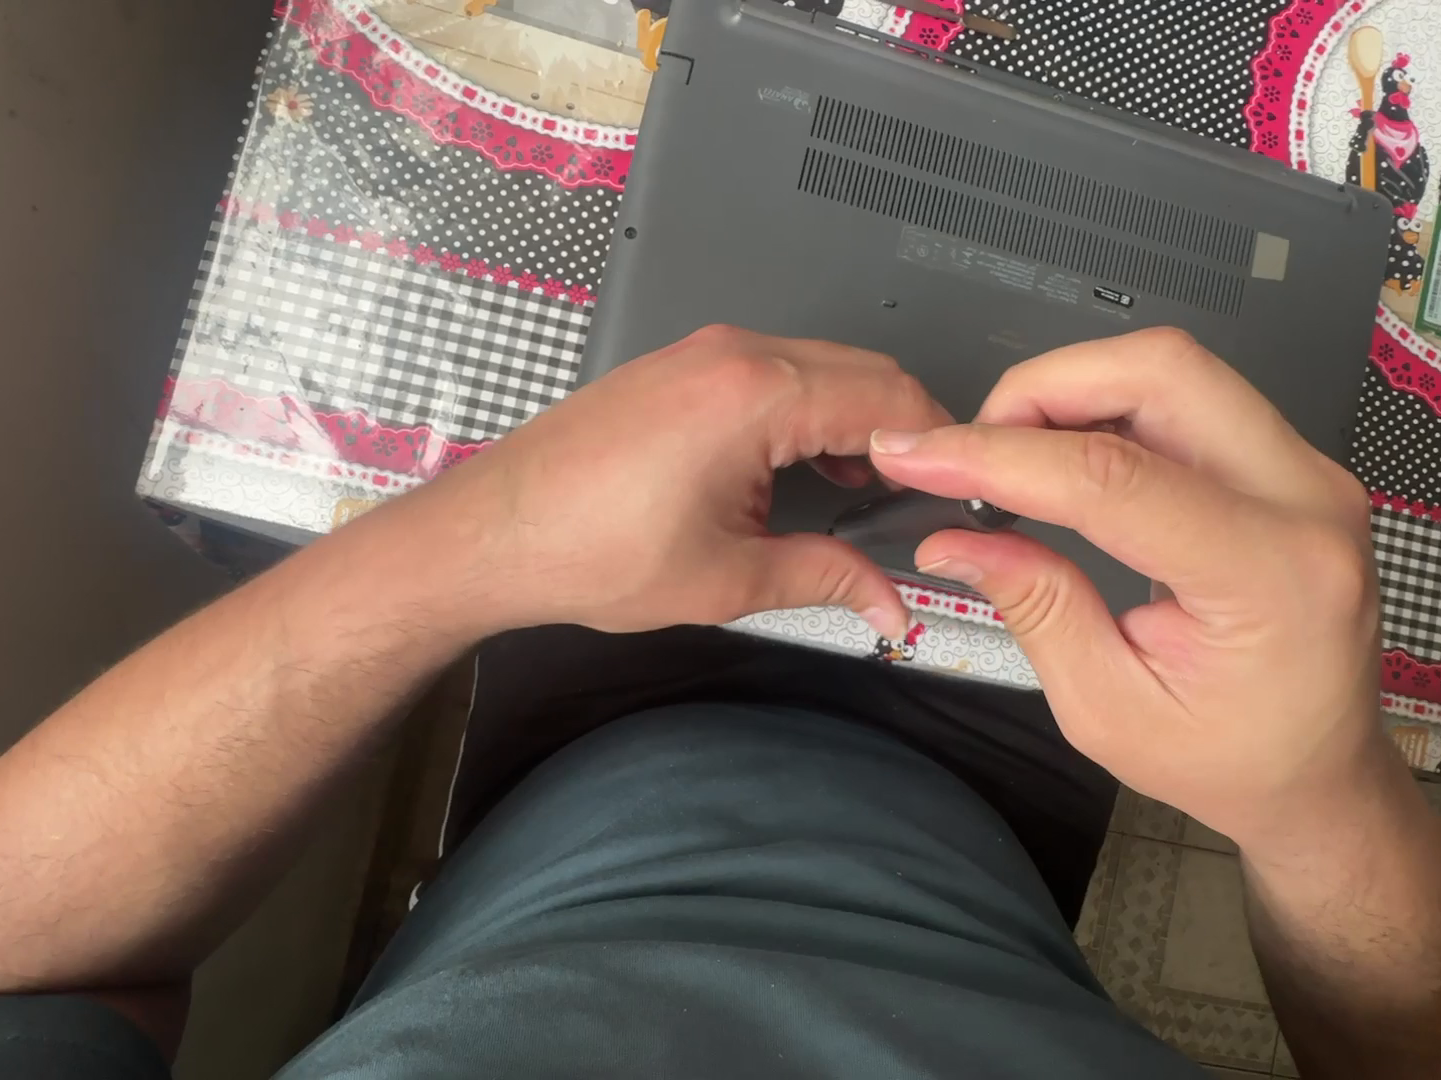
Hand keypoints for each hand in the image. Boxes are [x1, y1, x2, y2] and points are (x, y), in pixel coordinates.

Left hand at [378, 325, 947, 640]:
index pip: (889, 398)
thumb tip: (889, 604)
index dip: (935, 446)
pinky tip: (800, 463)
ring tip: (856, 487)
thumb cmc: (589, 551)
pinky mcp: (681, 366)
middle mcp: (733, 354)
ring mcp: (702, 352)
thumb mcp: (727, 578)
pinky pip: (774, 370)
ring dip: (853, 419)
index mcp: (756, 394)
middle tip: (911, 496)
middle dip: (900, 432)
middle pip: (863, 371)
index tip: (949, 488)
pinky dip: (807, 409)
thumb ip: (826, 579)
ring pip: (820, 366)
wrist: (492, 533)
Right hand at [868, 328, 1387, 845]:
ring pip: (1168, 368)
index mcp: (1268, 578)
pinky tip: (1055, 455)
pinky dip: (1097, 408)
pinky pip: (1180, 396)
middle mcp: (1303, 501)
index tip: (916, 459)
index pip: (1110, 478)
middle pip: (1159, 372)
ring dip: (1066, 391)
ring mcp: (1300, 471)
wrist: (1318, 772)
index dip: (996, 457)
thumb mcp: (1106, 707)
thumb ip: (1033, 607)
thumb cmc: (1227, 760)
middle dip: (1038, 391)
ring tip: (1006, 454)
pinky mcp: (1279, 464)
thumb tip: (952, 541)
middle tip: (970, 448)